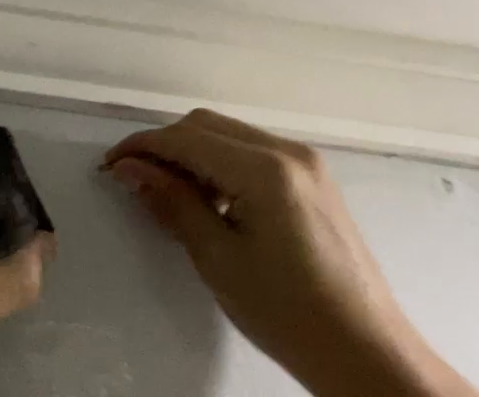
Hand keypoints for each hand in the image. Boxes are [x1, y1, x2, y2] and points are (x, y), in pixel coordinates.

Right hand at [105, 110, 478, 396]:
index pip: (186, 138)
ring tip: (170, 194)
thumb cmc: (287, 313)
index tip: (110, 167)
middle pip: (206, 125)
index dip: (142, 147)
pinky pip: (253, 150)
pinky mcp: (314, 178)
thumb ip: (172, 203)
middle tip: (135, 180)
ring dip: (192, 152)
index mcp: (265, 170)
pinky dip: (222, 162)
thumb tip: (130, 169)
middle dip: (165, 146)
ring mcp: (306, 162)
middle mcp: (288, 151)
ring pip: (228, 134)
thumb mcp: (218, 259)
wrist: (367, 354)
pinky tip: (212, 199)